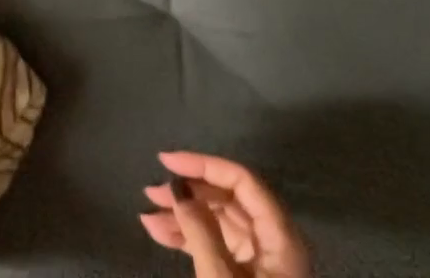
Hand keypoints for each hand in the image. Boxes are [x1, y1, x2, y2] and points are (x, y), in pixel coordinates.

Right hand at [140, 151, 310, 277]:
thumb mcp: (220, 277)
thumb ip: (199, 229)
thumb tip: (178, 187)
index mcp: (281, 239)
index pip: (244, 182)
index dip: (204, 165)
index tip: (165, 163)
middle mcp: (276, 242)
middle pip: (231, 199)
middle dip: (189, 192)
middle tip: (151, 192)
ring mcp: (264, 261)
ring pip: (221, 221)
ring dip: (183, 215)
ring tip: (148, 217)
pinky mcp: (249, 275)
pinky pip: (218, 242)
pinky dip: (189, 235)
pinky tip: (159, 234)